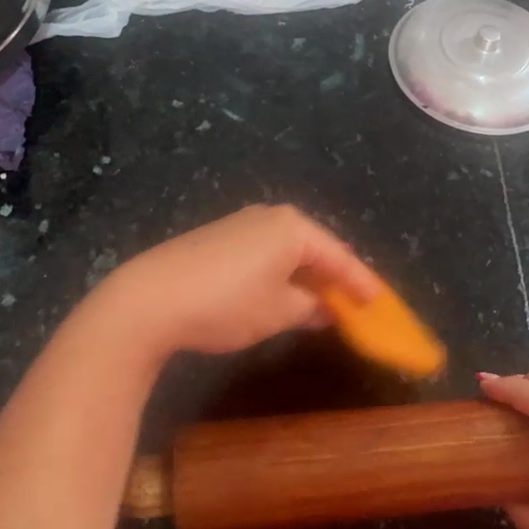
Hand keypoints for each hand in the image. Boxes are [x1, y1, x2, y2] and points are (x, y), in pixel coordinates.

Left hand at [83, 205, 378, 362]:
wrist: (148, 300)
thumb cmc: (225, 304)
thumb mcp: (278, 312)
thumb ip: (311, 308)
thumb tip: (327, 308)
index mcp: (293, 228)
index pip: (341, 257)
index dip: (362, 284)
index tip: (381, 304)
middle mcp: (270, 216)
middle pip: (315, 248)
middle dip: (334, 276)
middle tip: (354, 301)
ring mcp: (241, 224)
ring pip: (288, 250)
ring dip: (306, 276)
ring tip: (322, 301)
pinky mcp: (217, 238)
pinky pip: (265, 253)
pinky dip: (281, 272)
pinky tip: (282, 293)